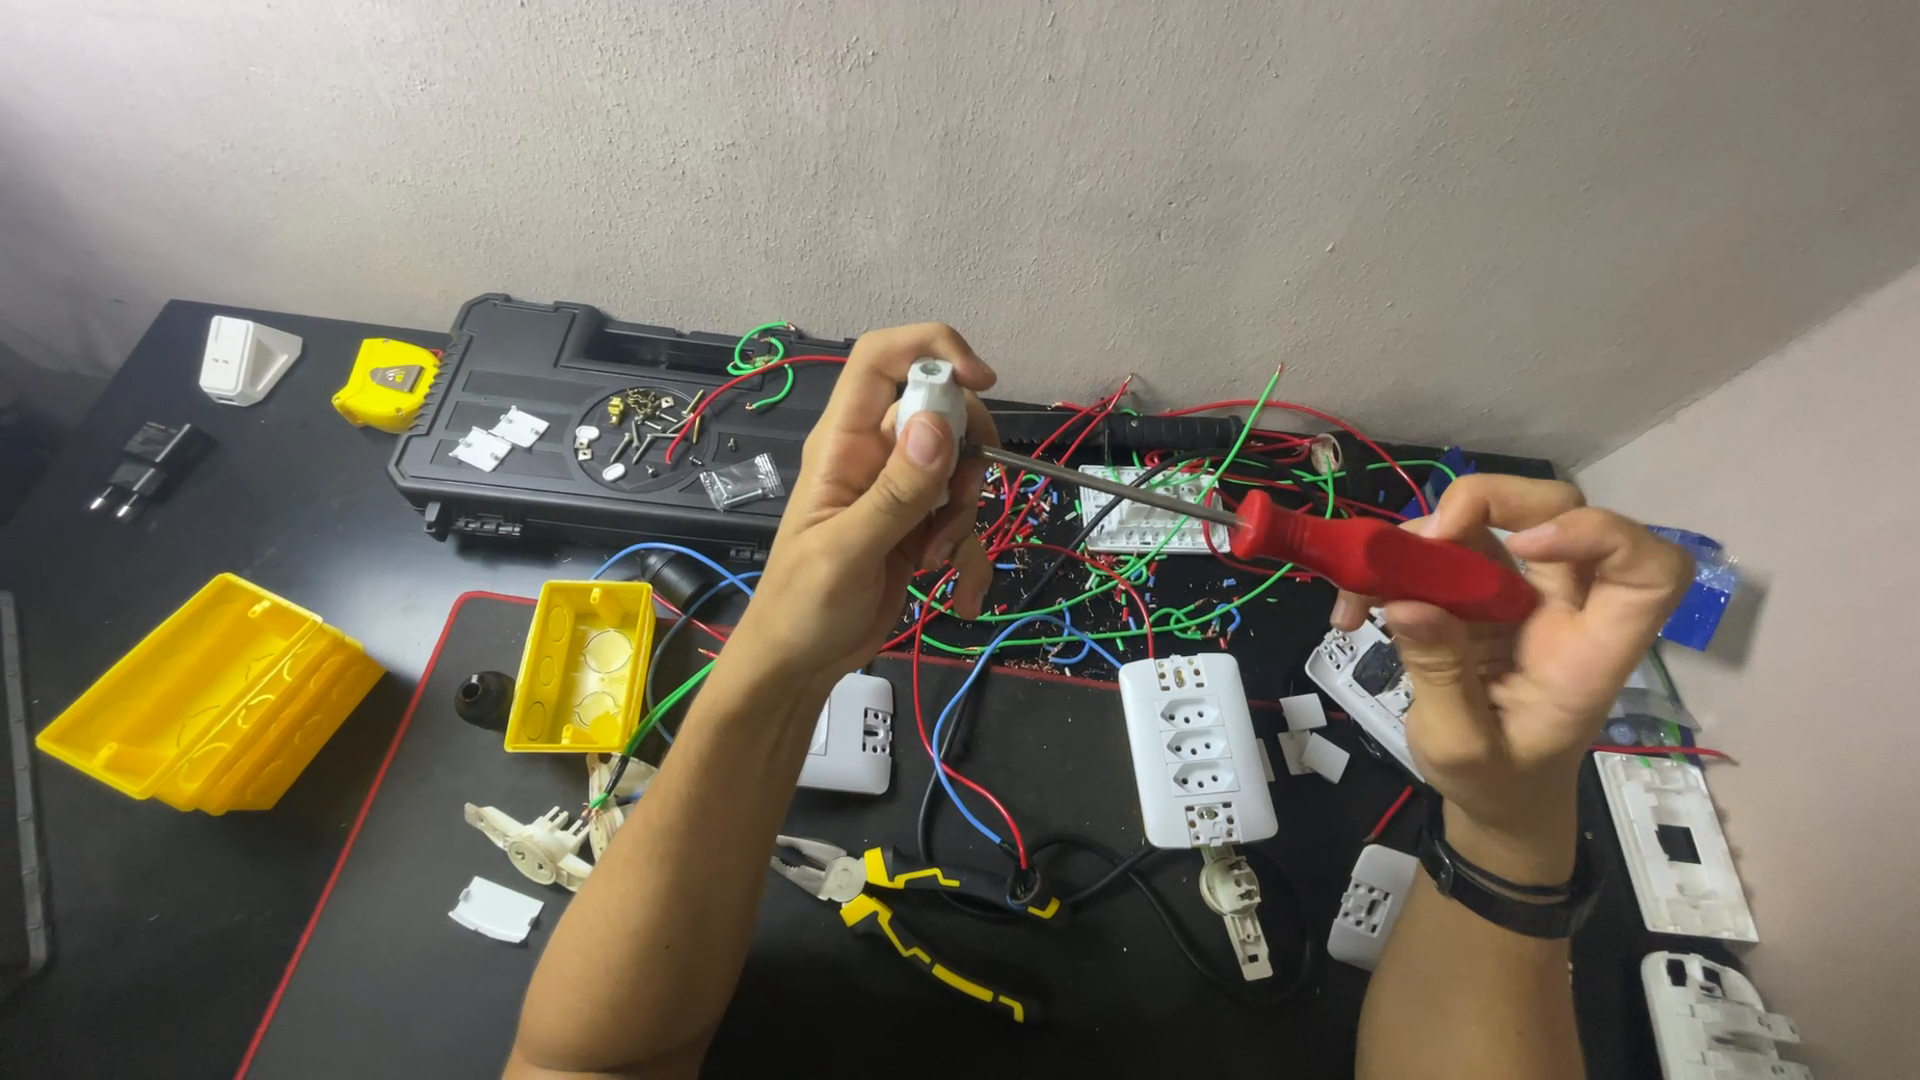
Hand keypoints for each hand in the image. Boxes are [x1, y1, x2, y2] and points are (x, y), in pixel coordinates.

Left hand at [729, 323, 999, 687]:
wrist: (800, 663)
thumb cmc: (802, 607)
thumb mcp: (847, 552)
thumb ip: (895, 492)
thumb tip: (939, 426)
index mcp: (844, 444)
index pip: (883, 359)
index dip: (933, 350)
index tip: (981, 381)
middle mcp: (875, 457)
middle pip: (942, 415)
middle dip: (965, 458)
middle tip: (955, 504)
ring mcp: (898, 494)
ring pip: (960, 472)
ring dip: (963, 518)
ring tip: (934, 561)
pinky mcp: (918, 529)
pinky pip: (963, 524)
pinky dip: (971, 559)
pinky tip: (960, 596)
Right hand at [1331, 475, 1691, 878]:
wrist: (1491, 795)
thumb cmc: (1496, 780)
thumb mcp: (1462, 744)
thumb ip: (1441, 675)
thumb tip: (1409, 602)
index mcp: (1589, 650)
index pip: (1646, 569)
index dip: (1597, 534)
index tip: (1520, 545)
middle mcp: (1558, 607)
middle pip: (1555, 510)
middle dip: (1487, 501)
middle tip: (1427, 534)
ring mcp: (1511, 596)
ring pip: (1478, 525)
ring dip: (1411, 543)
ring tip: (1357, 592)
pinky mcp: (1467, 598)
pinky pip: (1430, 557)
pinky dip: (1384, 570)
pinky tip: (1350, 610)